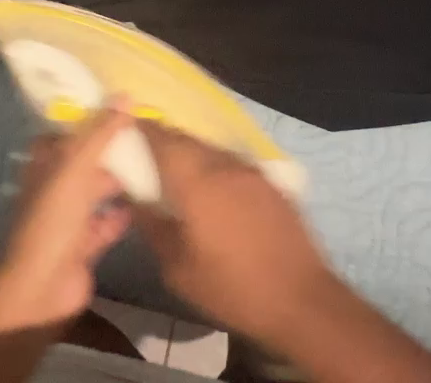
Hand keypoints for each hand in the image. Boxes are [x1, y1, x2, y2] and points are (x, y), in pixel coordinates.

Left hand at [0, 103, 135, 334]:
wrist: (42, 287)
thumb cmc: (53, 219)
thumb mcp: (76, 167)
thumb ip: (101, 132)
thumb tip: (124, 96)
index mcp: (44, 163)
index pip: (64, 132)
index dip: (87, 119)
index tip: (118, 107)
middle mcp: (53, 186)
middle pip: (84, 161)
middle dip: (109, 151)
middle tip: (145, 136)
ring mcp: (67, 218)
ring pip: (96, 192)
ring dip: (119, 182)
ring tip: (154, 166)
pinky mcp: (83, 245)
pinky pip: (106, 224)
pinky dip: (122, 216)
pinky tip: (146, 206)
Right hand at [132, 122, 337, 338]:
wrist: (302, 300)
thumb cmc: (232, 288)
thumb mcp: (178, 268)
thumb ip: (152, 227)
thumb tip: (133, 199)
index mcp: (196, 181)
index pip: (163, 139)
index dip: (144, 130)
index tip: (128, 130)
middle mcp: (223, 165)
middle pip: (188, 139)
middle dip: (167, 140)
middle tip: (149, 154)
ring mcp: (251, 171)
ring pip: (212, 149)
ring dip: (193, 153)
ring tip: (181, 172)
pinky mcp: (271, 183)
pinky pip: (233, 163)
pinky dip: (216, 166)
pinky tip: (216, 190)